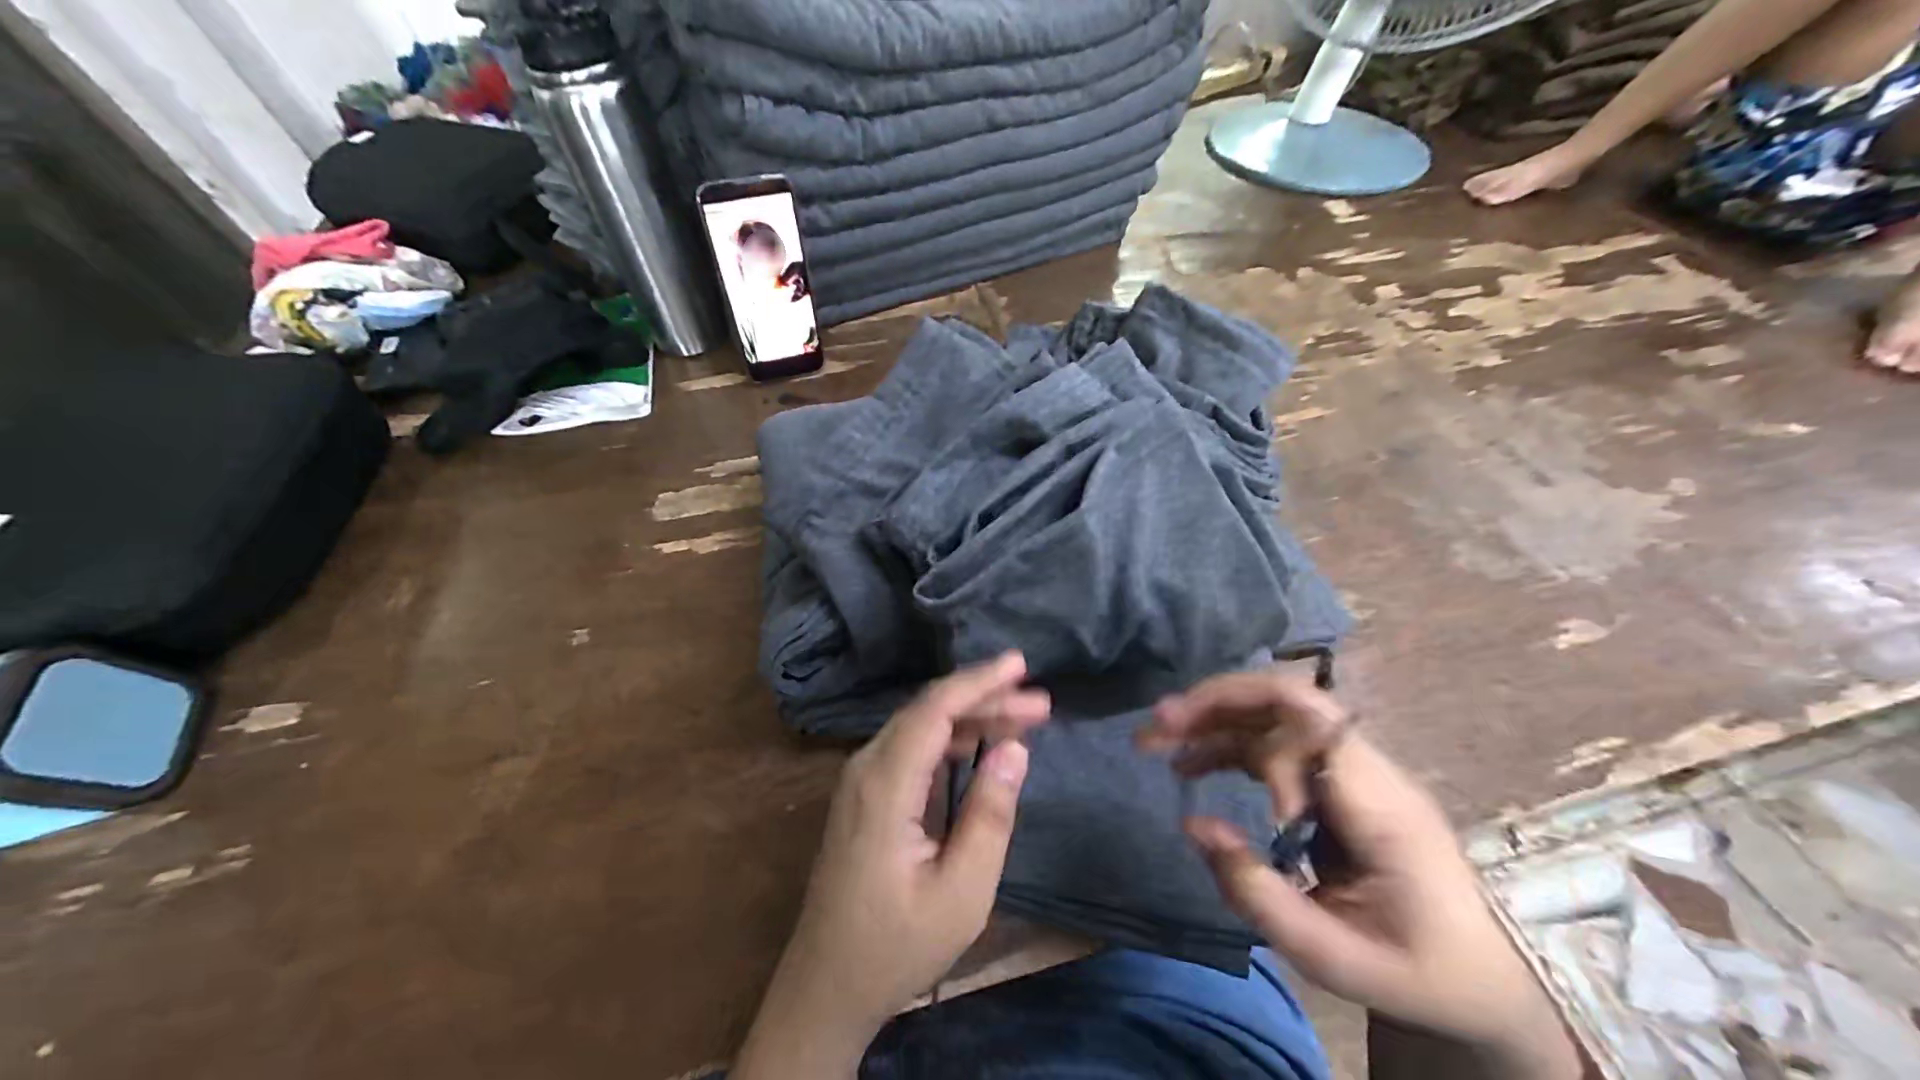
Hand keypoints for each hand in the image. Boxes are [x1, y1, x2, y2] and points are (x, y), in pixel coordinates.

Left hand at [733, 653, 1048, 1079]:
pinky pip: (910, 750)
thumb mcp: (962, 892)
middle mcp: (865, 769)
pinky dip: (950, 741)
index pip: (934, 710)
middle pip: (928, 712)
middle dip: (985, 698)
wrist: (827, 987)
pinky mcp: (864, 797)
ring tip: (1023, 719)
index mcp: (884, 786)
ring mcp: (859, 782)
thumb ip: (990, 815)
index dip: (979, 681)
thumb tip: (1015, 749)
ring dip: (970, 718)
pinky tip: (981, 747)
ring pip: (919, 728)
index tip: (1022, 665)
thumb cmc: (898, 946)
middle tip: (1040, 702)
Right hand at [1141, 673, 1581, 1079]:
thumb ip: (1258, 895)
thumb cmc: (1421, 973)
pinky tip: (1192, 762)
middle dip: (1217, 703)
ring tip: (1157, 739)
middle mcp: (1369, 770)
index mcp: (1384, 807)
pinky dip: (1229, 742)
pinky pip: (1277, 741)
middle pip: (1289, 699)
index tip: (1226, 789)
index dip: (1258, 741)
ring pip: (1276, 713)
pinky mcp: (1337, 781)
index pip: (1316, 723)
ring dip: (1215, 716)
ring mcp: (1354, 771)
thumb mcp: (1336, 960)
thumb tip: (1194, 822)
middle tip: (1156, 724)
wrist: (1490, 977)